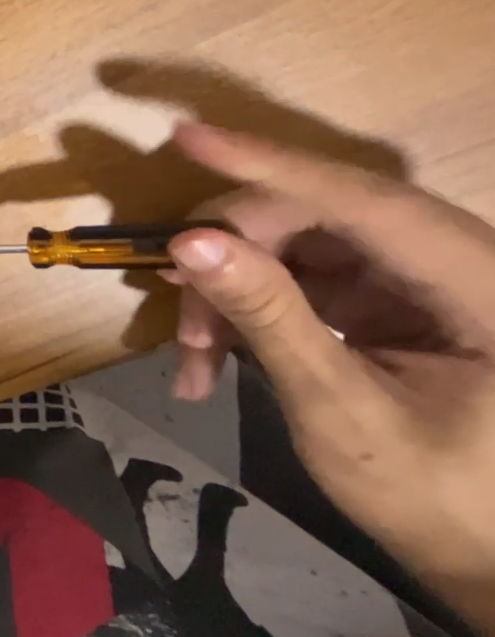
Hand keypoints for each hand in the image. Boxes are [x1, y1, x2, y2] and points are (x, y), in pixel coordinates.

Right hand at [162, 123, 494, 636]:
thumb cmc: (443, 500)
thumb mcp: (341, 410)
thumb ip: (268, 318)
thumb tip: (186, 243)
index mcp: (490, 289)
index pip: (367, 202)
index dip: (270, 164)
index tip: (186, 136)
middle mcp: (466, 268)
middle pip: (320, 218)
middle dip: (230, 255)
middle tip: (173, 303)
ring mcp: (428, 284)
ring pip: (299, 246)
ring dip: (230, 290)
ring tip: (193, 355)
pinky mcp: (395, 302)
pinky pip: (301, 278)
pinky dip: (247, 309)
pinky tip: (213, 353)